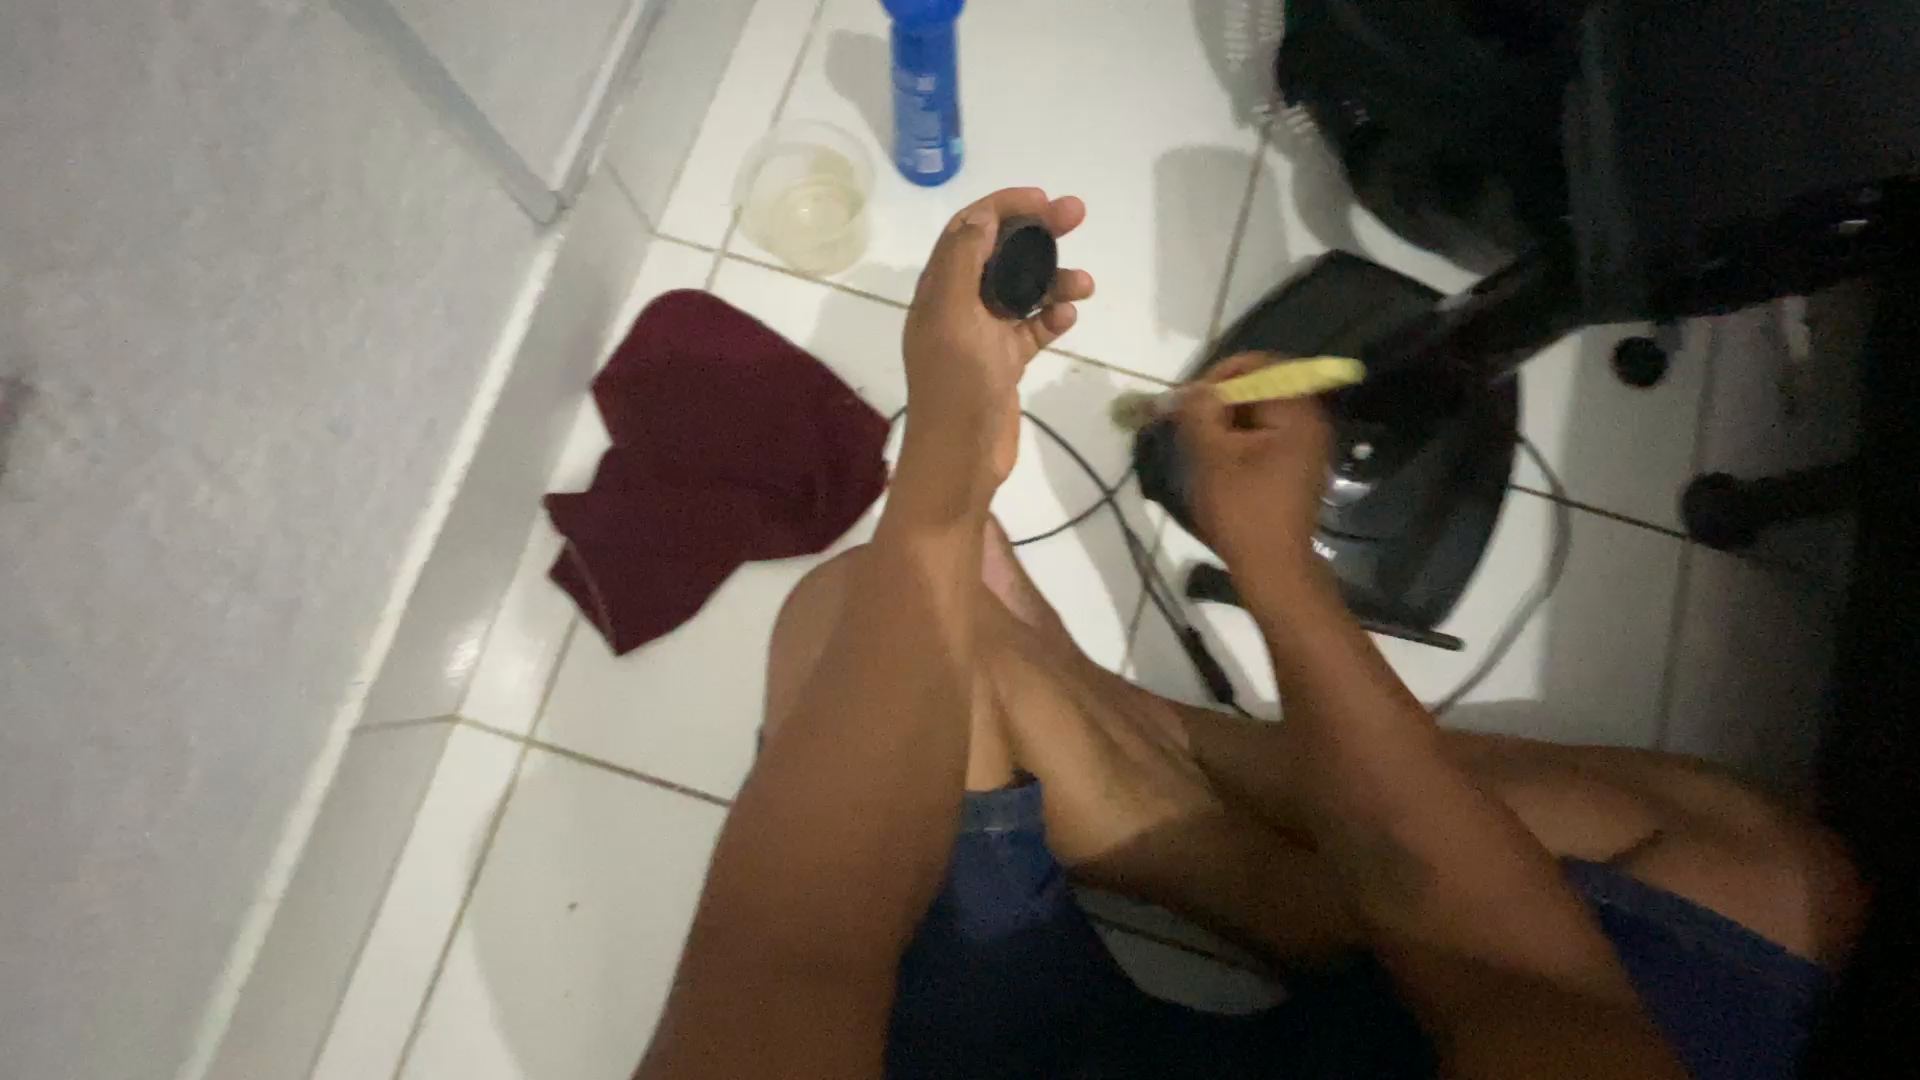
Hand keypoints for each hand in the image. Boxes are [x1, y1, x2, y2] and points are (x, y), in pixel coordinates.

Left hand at [899, 189, 1094, 496]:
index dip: (1002, 207)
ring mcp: (982, 338)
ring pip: (1021, 294)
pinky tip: (1070, 317)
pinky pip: (1031, 330)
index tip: (1043, 199)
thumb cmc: (956, 390)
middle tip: (1077, 216)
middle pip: (998, 255)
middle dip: (1036, 234)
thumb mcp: (953, 320)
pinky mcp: (1003, 364)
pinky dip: (1051, 319)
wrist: (961, 462)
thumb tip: (981, 217)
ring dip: (1052, 281)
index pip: (967, 232)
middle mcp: (958, 309)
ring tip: (1087, 283)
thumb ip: (963, 265)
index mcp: (938, 293)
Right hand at [1177, 352, 1332, 578]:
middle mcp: (1310, 420)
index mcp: (1297, 412)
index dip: (1219, 375)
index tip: (1189, 399)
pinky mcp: (1295, 463)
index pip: (1259, 366)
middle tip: (1189, 418)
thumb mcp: (1212, 455)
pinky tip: (1216, 456)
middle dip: (1221, 397)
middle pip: (1261, 386)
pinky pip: (1265, 433)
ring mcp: (1306, 443)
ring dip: (1226, 418)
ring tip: (1198, 438)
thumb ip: (1200, 411)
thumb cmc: (1242, 509)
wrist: (1271, 565)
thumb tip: (1190, 389)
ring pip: (1260, 411)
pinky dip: (1238, 436)